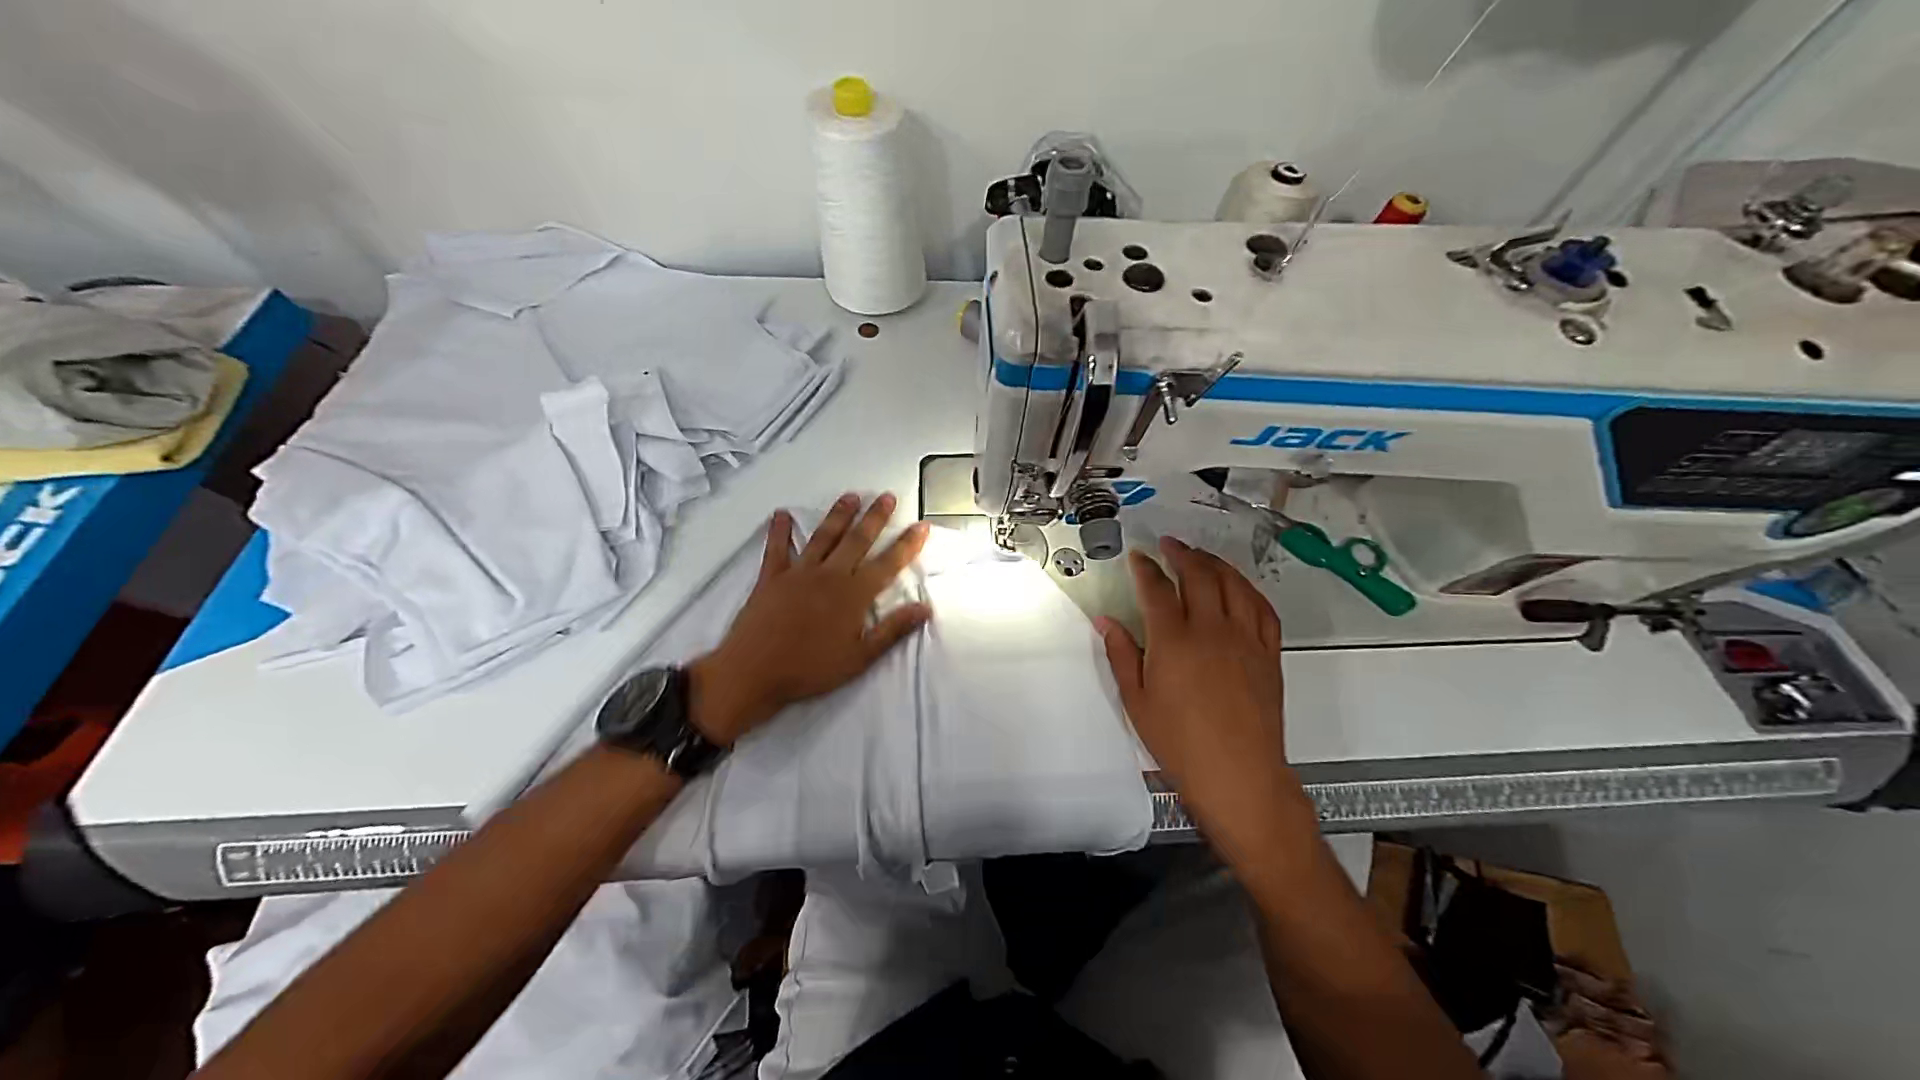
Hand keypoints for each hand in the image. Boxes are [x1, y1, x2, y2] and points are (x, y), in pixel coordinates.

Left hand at [688, 493, 930, 745]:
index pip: (888, 564)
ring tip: (851, 496)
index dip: (907, 544)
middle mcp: (829, 575)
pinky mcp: (771, 577)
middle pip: (857, 540)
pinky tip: (781, 514)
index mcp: (853, 595)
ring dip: (838, 515)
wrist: (754, 671)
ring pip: (823, 537)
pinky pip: (776, 548)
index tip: (921, 525)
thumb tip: (924, 608)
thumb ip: (892, 630)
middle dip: (875, 517)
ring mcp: (798, 573)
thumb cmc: (810, 669)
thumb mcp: (859, 658)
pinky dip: (779, 530)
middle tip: (887, 496)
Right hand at [1096, 537, 1308, 857]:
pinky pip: (1263, 609)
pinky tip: (1240, 587)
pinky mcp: (1269, 654)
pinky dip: (1249, 590)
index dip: (1145, 568)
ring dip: (1215, 563)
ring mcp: (1246, 639)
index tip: (1138, 558)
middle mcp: (1212, 630)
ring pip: (1234, 584)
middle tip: (1169, 545)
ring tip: (1201, 556)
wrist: (1238, 774)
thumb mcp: (1137, 701)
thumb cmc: (1180, 743)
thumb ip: (1121, 655)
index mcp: (1174, 640)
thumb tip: (1106, 622)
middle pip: (1199, 575)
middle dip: (1182, 553)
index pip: (1157, 588)